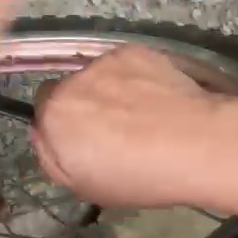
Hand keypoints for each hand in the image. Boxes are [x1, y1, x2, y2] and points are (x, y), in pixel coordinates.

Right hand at [32, 45, 235, 207]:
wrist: (196, 142)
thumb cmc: (139, 176)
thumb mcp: (84, 187)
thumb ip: (52, 157)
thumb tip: (43, 133)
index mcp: (53, 114)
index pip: (42, 108)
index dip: (63, 124)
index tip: (86, 140)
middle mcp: (72, 81)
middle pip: (69, 88)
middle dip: (85, 104)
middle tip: (116, 129)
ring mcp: (104, 61)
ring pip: (97, 75)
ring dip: (110, 89)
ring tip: (144, 114)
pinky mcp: (134, 50)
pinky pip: (125, 64)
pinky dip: (135, 77)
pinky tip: (158, 97)